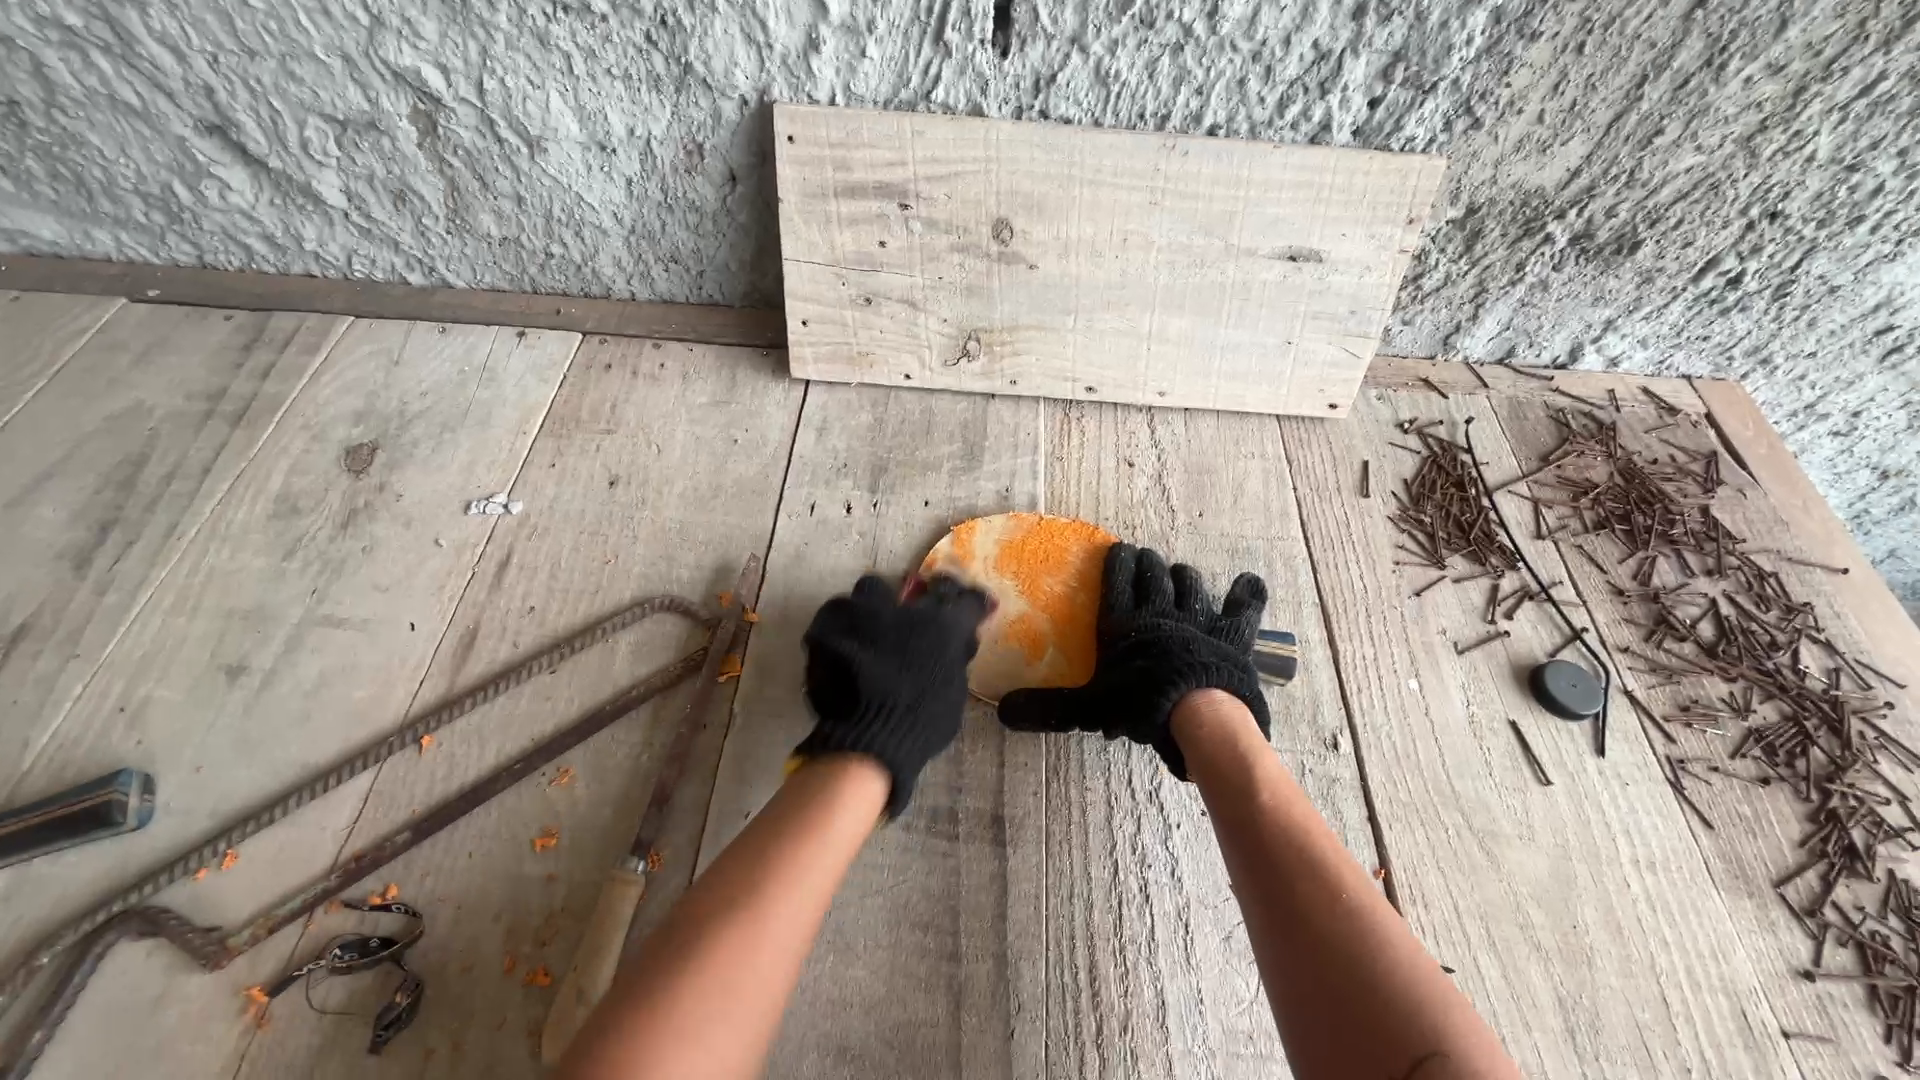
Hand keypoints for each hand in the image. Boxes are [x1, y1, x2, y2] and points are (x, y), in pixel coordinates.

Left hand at [795, 573, 989, 816]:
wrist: (866, 739)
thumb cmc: (920, 724)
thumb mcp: (952, 692)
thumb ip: (952, 660)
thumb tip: (957, 643)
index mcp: (943, 626)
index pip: (966, 600)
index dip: (970, 601)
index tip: (971, 604)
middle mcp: (905, 609)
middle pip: (918, 584)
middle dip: (921, 596)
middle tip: (915, 612)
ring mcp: (864, 612)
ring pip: (871, 588)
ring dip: (874, 605)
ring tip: (868, 625)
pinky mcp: (829, 624)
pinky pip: (835, 616)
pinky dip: (839, 628)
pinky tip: (838, 645)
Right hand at [997, 543, 1268, 778]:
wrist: (1197, 712)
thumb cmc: (1138, 704)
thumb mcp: (1087, 708)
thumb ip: (1049, 708)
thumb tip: (1003, 711)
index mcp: (1123, 622)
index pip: (1117, 579)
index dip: (1118, 561)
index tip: (1119, 549)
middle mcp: (1158, 611)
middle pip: (1153, 574)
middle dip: (1148, 564)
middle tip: (1146, 559)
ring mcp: (1197, 619)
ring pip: (1190, 585)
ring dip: (1183, 577)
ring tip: (1179, 573)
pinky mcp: (1229, 634)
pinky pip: (1241, 608)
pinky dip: (1247, 595)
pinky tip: (1251, 583)